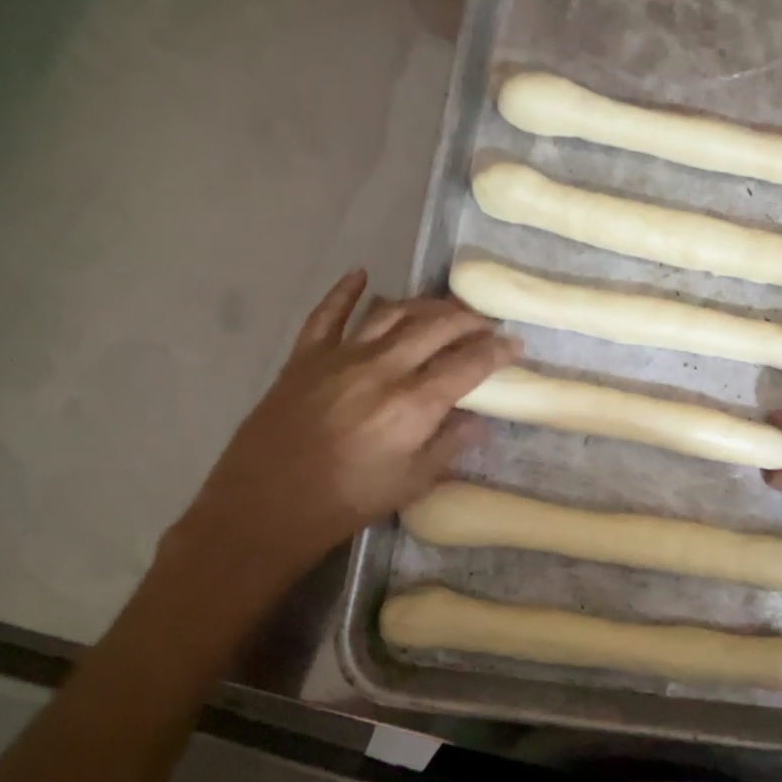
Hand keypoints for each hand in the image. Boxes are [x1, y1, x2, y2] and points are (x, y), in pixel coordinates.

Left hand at [168, 270, 519, 589]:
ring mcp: (340, 357)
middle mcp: (382, 369)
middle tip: (485, 323)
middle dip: (468, 320)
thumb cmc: (347, 502)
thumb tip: (479, 420)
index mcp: (413, 404)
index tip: (515, 343)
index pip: (468, 364)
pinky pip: (328, 314)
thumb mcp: (411, 484)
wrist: (265, 506)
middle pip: (435, 327)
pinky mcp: (305, 357)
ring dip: (424, 304)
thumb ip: (449, 445)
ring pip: (392, 313)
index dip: (497, 350)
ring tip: (443, 307)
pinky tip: (362, 275)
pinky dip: (347, 291)